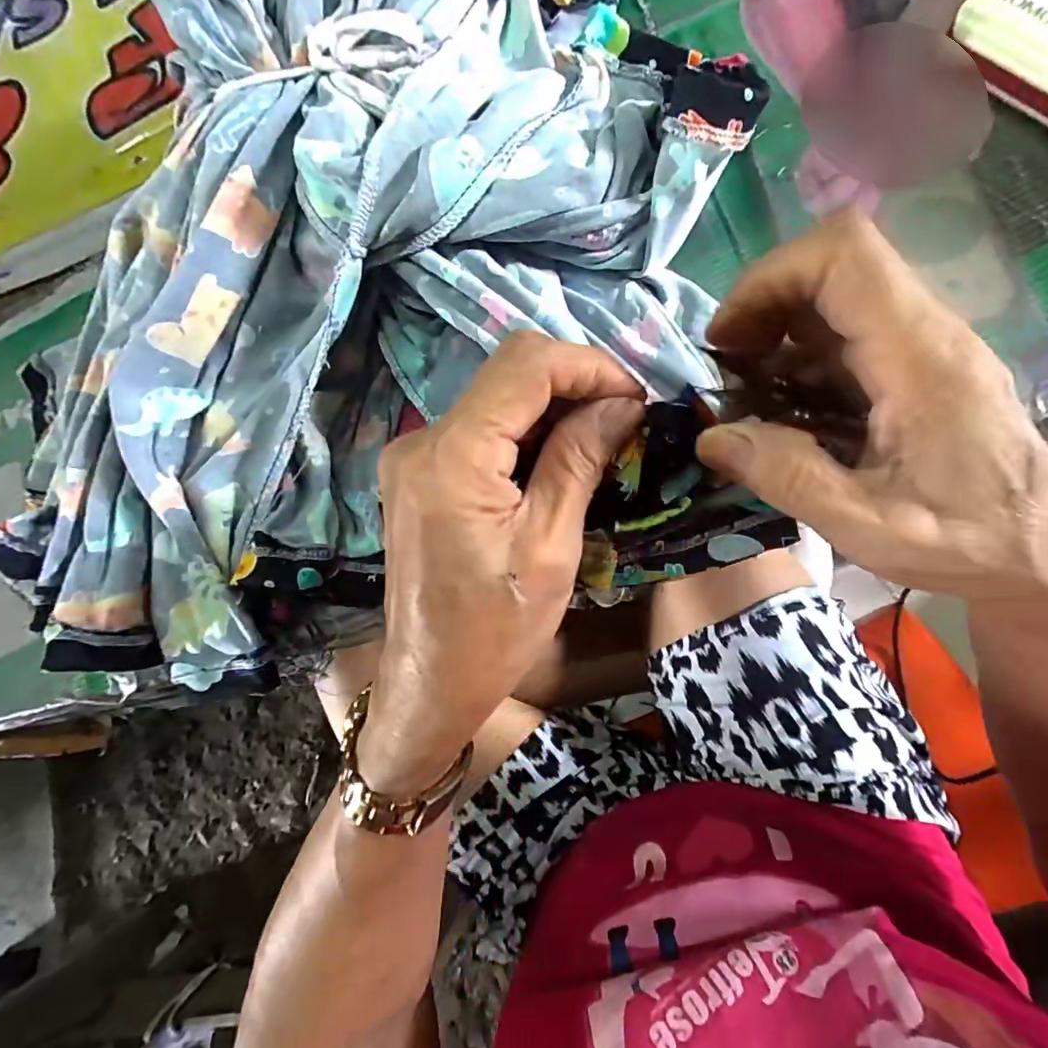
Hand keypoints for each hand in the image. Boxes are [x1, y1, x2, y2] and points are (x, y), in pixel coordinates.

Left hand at [362, 333, 643, 793]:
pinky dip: (520, 435)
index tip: (635, 397)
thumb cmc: (495, 630)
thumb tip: (622, 403)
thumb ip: (579, 461)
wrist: (430, 683)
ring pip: (493, 401)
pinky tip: (554, 461)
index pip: (525, 365)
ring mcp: (411, 457)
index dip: (588, 366)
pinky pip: (476, 432)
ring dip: (549, 410)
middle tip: (625, 420)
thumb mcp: (550, 546)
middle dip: (573, 385)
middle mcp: (421, 441)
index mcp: (453, 455)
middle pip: (507, 376)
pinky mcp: (415, 477)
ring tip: (600, 441)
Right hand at [696, 212, 1047, 605]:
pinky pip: (849, 336)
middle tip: (727, 369)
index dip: (769, 278)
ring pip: (838, 299)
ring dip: (778, 333)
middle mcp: (928, 335)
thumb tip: (711, 437)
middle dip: (763, 306)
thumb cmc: (967, 544)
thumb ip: (789, 478)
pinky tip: (783, 412)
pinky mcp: (919, 371)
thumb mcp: (869, 528)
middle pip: (835, 267)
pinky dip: (800, 359)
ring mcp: (926, 349)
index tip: (727, 339)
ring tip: (746, 395)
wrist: (1044, 559)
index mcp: (921, 358)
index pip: (844, 257)